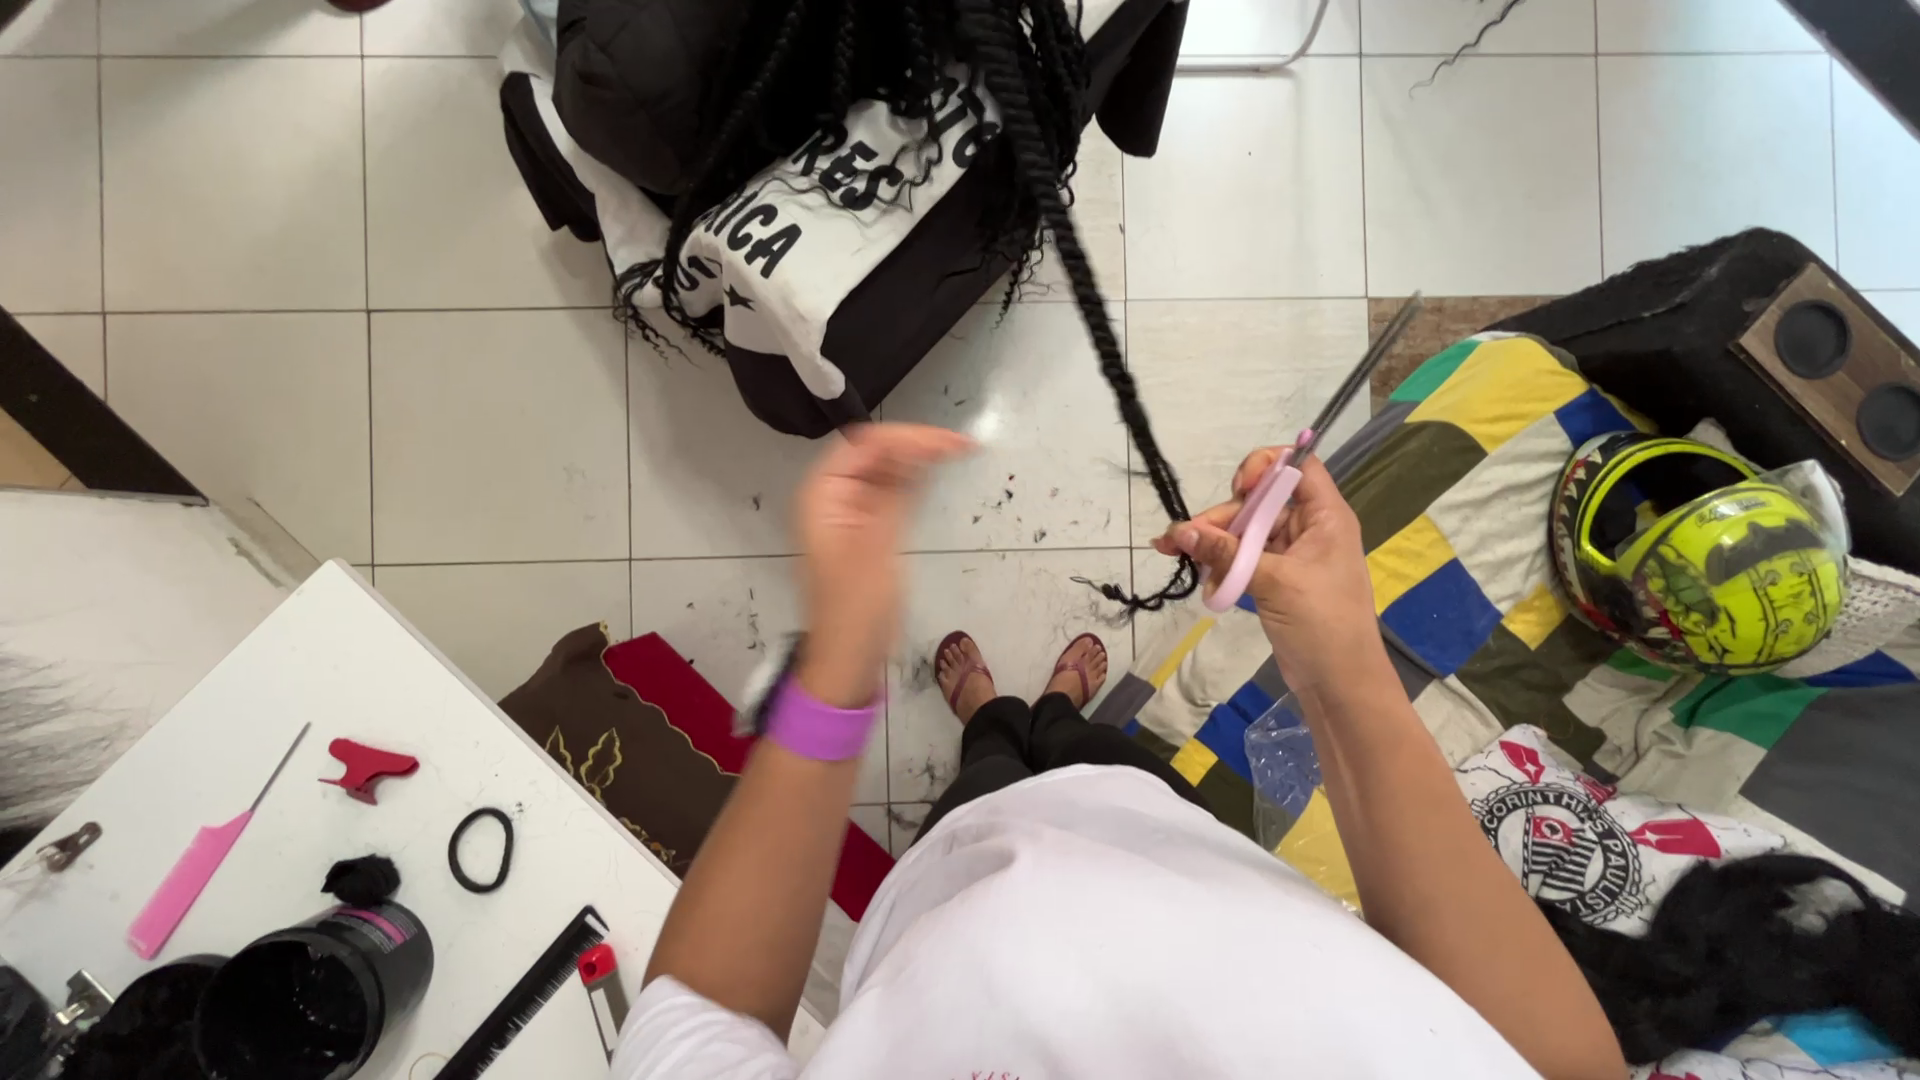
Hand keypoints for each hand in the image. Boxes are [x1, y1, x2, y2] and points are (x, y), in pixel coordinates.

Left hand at [794, 423, 973, 706]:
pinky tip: (939, 476)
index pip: (862, 444)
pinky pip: (890, 492)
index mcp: (822, 495)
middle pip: (874, 452)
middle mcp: (833, 496)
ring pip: (885, 469)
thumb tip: (917, 447)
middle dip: (914, 443)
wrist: (849, 656)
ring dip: (918, 458)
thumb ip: (896, 492)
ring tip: (959, 451)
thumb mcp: (877, 546)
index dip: (904, 436)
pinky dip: (914, 481)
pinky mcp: (868, 528)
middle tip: (961, 445)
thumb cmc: (857, 607)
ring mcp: (850, 512)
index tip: (946, 442)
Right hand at [1152, 448, 1383, 693]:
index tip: (1237, 489)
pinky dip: (1220, 565)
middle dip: (1218, 518)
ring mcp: (1289, 555)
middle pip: (1256, 503)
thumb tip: (1178, 531)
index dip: (1266, 467)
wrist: (1339, 683)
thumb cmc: (1323, 624)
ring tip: (1174, 555)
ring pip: (1243, 532)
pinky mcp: (1274, 579)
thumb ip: (1226, 553)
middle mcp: (1307, 529)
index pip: (1298, 467)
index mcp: (1324, 517)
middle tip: (1178, 539)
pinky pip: (1241, 559)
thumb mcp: (1273, 582)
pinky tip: (1201, 579)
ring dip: (1211, 544)